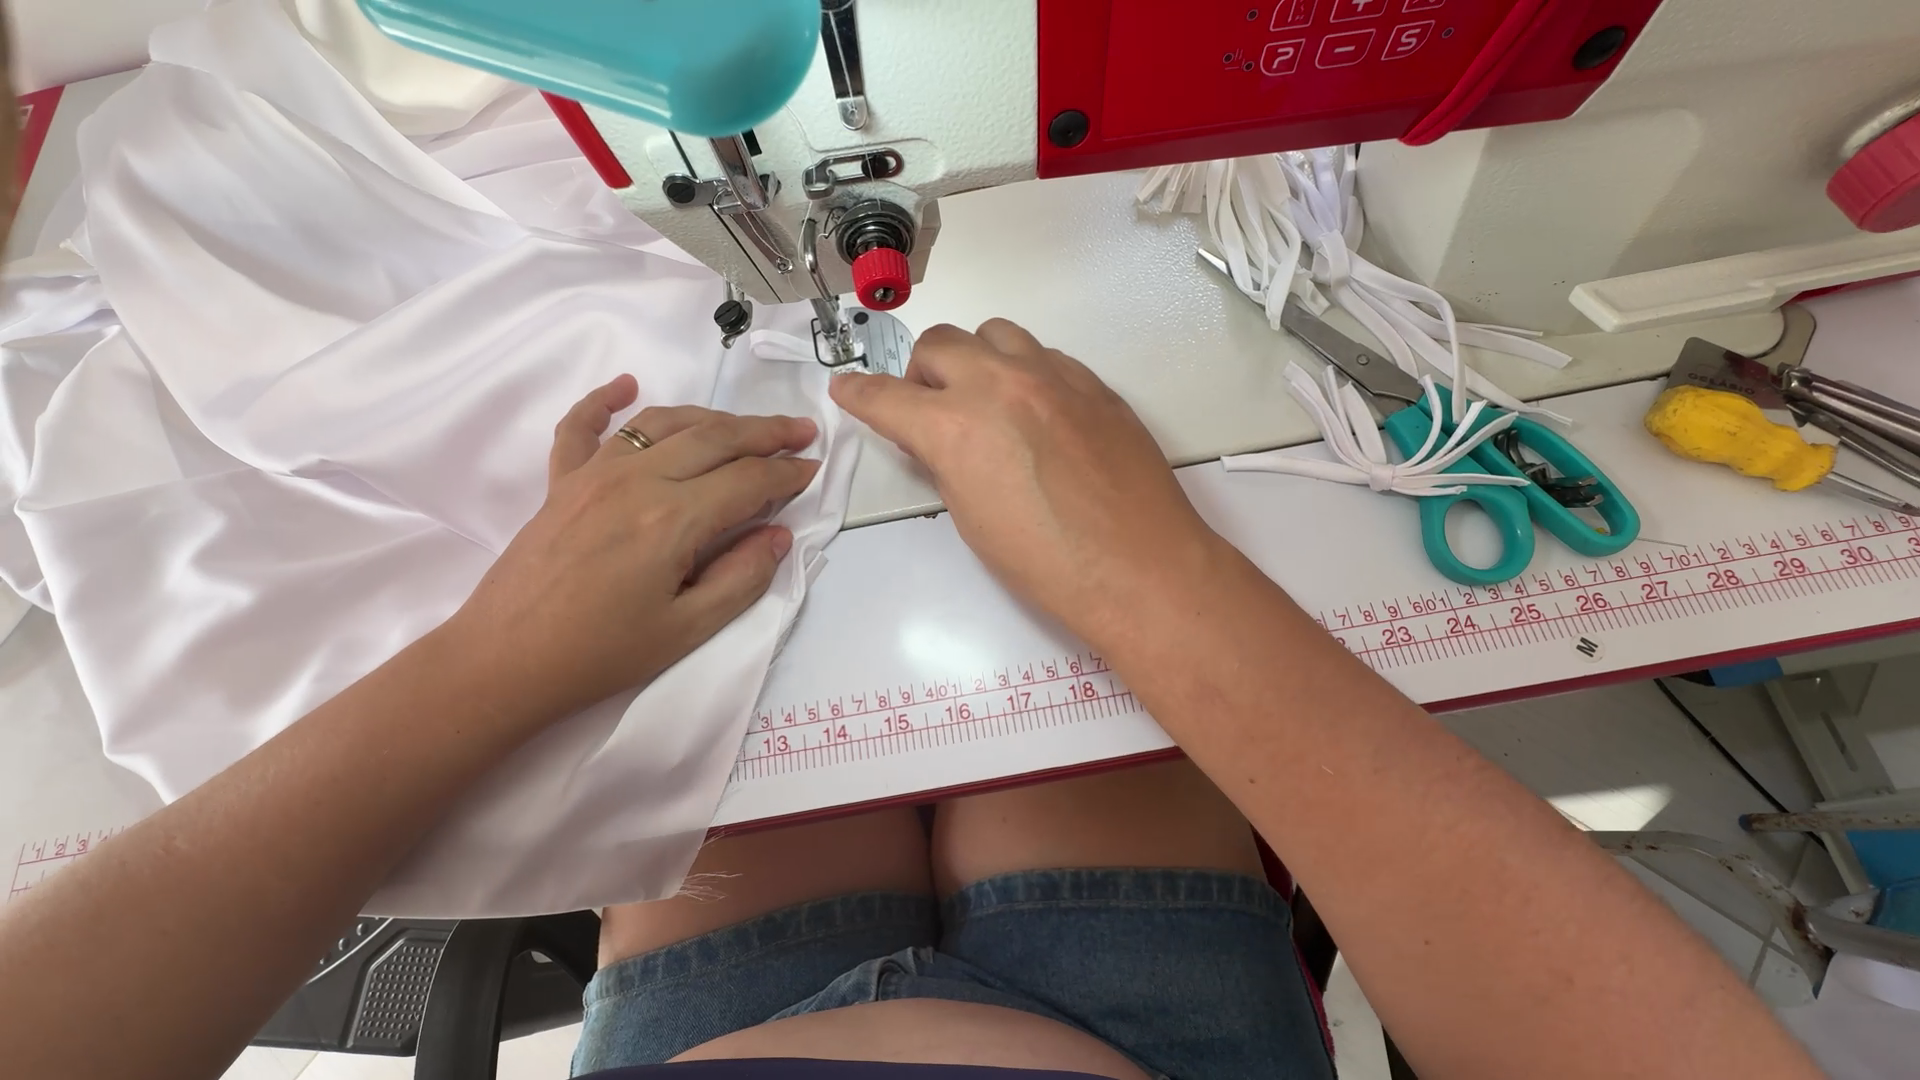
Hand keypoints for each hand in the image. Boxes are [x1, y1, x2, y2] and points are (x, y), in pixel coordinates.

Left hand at [447, 375, 819, 718]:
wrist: (503, 663)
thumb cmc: (601, 654)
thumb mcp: (688, 630)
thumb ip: (742, 577)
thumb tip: (778, 535)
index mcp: (672, 520)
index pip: (748, 480)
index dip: (788, 473)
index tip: (815, 469)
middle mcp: (637, 481)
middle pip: (715, 438)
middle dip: (766, 432)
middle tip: (801, 430)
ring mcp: (594, 474)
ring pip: (664, 424)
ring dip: (711, 417)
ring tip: (744, 426)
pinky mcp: (561, 482)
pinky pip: (583, 426)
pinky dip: (605, 400)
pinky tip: (626, 386)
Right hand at [831, 320, 1226, 646]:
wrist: (1138, 567)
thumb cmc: (1045, 563)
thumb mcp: (972, 518)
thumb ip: (945, 463)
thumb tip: (937, 440)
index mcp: (956, 427)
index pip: (886, 396)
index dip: (858, 394)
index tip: (847, 390)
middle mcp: (1000, 385)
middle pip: (938, 345)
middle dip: (919, 374)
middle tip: (928, 408)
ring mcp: (1053, 376)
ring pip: (994, 333)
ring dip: (975, 358)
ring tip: (985, 398)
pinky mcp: (1094, 384)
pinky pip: (1045, 355)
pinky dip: (1024, 372)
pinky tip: (1037, 410)